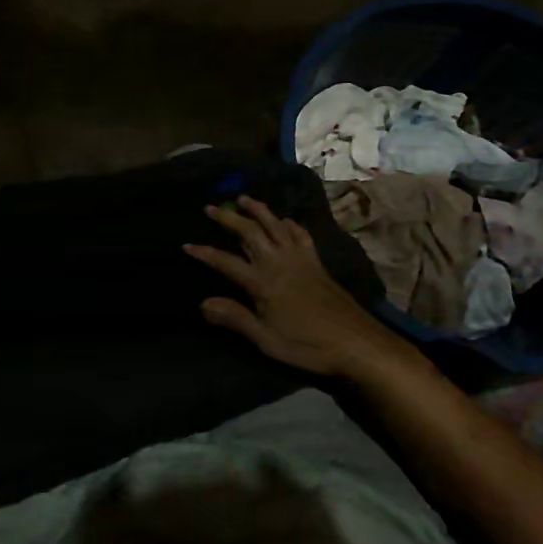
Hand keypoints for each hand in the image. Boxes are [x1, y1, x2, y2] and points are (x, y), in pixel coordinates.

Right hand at [184, 195, 417, 378]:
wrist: (355, 342)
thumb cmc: (307, 345)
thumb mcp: (266, 339)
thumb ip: (235, 318)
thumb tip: (203, 303)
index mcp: (262, 282)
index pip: (225, 262)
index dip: (205, 253)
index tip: (187, 245)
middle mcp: (278, 262)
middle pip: (249, 232)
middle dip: (228, 219)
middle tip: (211, 208)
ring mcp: (300, 259)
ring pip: (275, 225)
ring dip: (258, 210)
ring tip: (244, 198)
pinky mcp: (317, 262)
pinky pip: (300, 234)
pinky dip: (289, 223)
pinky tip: (285, 219)